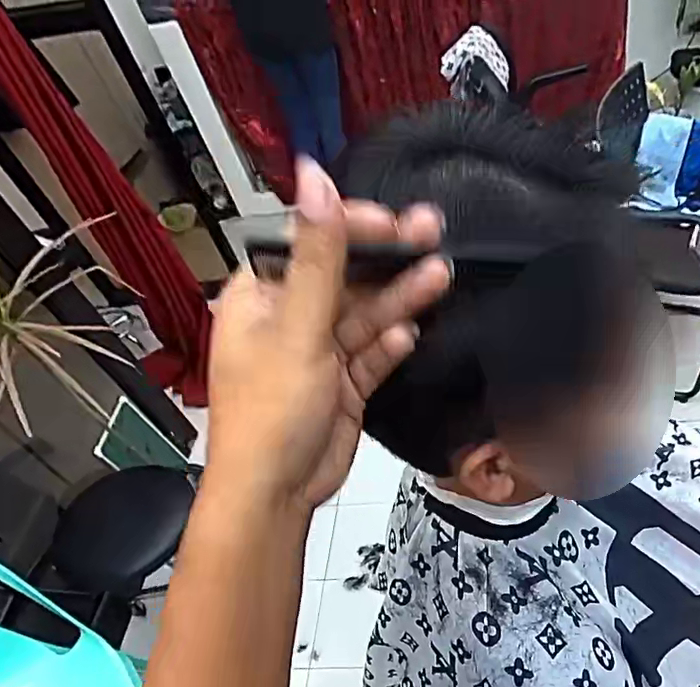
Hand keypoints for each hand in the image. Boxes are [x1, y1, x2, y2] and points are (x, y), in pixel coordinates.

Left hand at [205, 158, 450, 508]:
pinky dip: (390, 345)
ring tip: (438, 276)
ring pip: (366, 314)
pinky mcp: (343, 384)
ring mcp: (319, 353)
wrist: (277, 490)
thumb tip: (313, 184)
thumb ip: (317, 259)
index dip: (351, 226)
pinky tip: (408, 334)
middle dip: (387, 258)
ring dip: (400, 298)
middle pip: (345, 275)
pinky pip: (373, 354)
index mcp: (261, 295)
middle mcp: (289, 319)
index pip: (310, 241)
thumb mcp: (296, 329)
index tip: (392, 221)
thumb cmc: (266, 418)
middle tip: (429, 233)